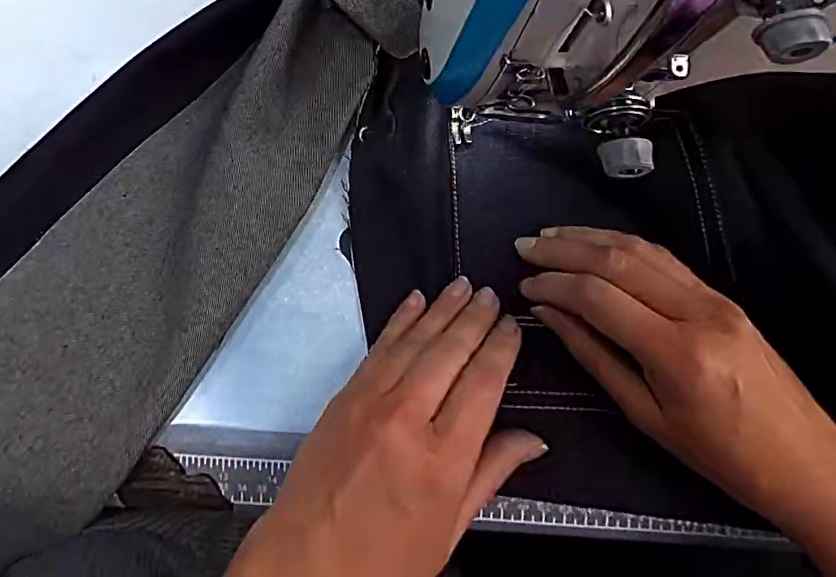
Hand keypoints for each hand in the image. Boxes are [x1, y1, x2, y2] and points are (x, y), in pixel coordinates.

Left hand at [226, 277, 546, 576]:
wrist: (304, 567)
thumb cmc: (378, 562)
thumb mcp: (448, 530)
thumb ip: (491, 474)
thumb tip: (531, 442)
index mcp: (442, 460)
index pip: (484, 382)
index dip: (501, 347)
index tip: (511, 329)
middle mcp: (407, 422)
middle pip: (452, 351)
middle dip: (476, 317)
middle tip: (491, 296)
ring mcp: (372, 403)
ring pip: (417, 339)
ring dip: (443, 307)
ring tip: (463, 286)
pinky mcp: (346, 395)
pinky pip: (380, 346)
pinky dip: (401, 319)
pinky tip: (417, 300)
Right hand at [518, 227, 835, 576]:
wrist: (809, 461)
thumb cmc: (724, 458)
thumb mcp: (649, 419)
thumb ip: (596, 357)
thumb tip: (550, 313)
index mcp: (677, 353)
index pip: (601, 297)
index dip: (556, 283)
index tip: (524, 282)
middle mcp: (696, 311)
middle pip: (618, 260)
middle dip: (565, 248)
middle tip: (525, 244)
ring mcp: (713, 296)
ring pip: (640, 249)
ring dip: (591, 236)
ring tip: (552, 235)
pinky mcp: (721, 292)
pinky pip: (664, 257)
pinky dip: (623, 244)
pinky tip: (598, 242)